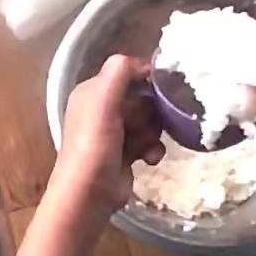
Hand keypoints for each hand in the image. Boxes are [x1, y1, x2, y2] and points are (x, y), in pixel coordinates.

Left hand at [49, 55, 164, 220]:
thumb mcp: (102, 101)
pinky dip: (153, 149)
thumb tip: (145, 62)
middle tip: (154, 122)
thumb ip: (119, 73)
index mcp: (91, 91)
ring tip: (148, 145)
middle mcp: (101, 109)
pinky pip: (148, 142)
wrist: (88, 193)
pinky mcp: (125, 153)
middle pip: (142, 98)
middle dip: (153, 111)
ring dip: (154, 132)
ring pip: (148, 121)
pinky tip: (150, 159)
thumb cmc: (94, 144)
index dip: (147, 79)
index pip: (126, 72)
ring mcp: (113, 132)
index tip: (167, 88)